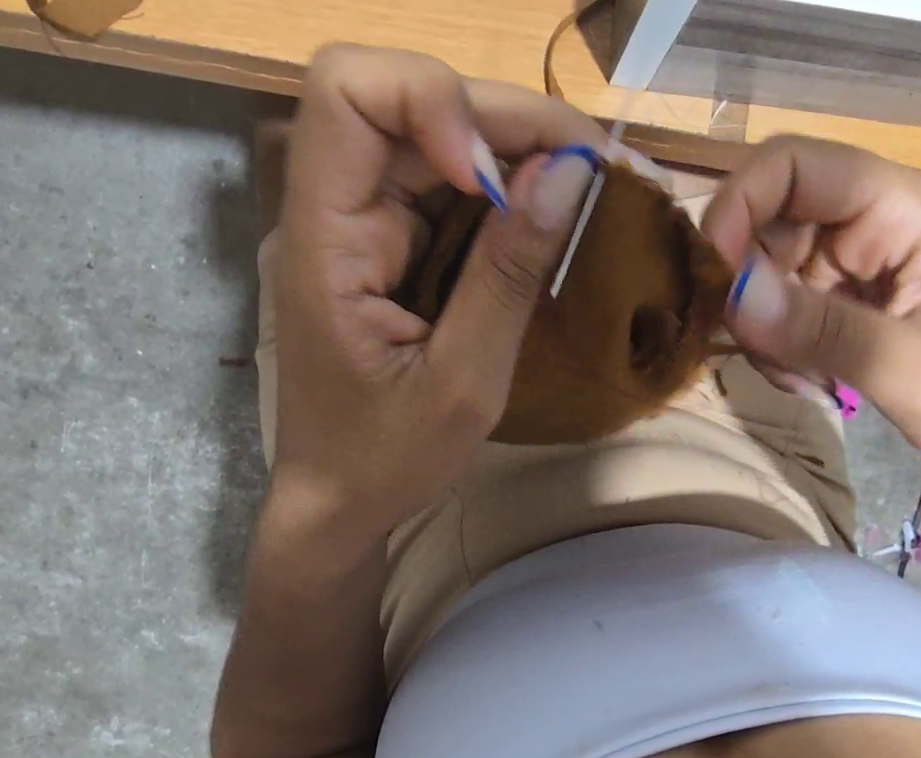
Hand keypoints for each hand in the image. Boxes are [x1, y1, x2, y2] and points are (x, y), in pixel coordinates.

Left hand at [272, 45, 605, 535]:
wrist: (338, 500)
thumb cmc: (387, 459)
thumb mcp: (463, 382)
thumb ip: (508, 276)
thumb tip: (569, 174)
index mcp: (326, 241)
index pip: (350, 94)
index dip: (434, 101)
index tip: (500, 173)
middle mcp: (333, 212)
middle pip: (405, 103)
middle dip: (504, 121)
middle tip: (594, 166)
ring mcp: (358, 226)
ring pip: (434, 137)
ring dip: (514, 150)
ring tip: (589, 187)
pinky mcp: (384, 246)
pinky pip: (443, 187)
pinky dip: (502, 190)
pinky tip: (549, 216)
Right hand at [701, 137, 920, 462]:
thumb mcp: (910, 365)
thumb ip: (821, 330)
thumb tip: (731, 296)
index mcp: (898, 207)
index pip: (793, 166)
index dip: (739, 203)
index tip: (712, 275)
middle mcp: (863, 224)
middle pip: (764, 221)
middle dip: (746, 287)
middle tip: (760, 351)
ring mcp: (845, 266)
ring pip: (759, 274)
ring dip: (761, 331)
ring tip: (803, 380)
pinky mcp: (833, 306)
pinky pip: (773, 314)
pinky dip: (774, 352)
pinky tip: (810, 384)